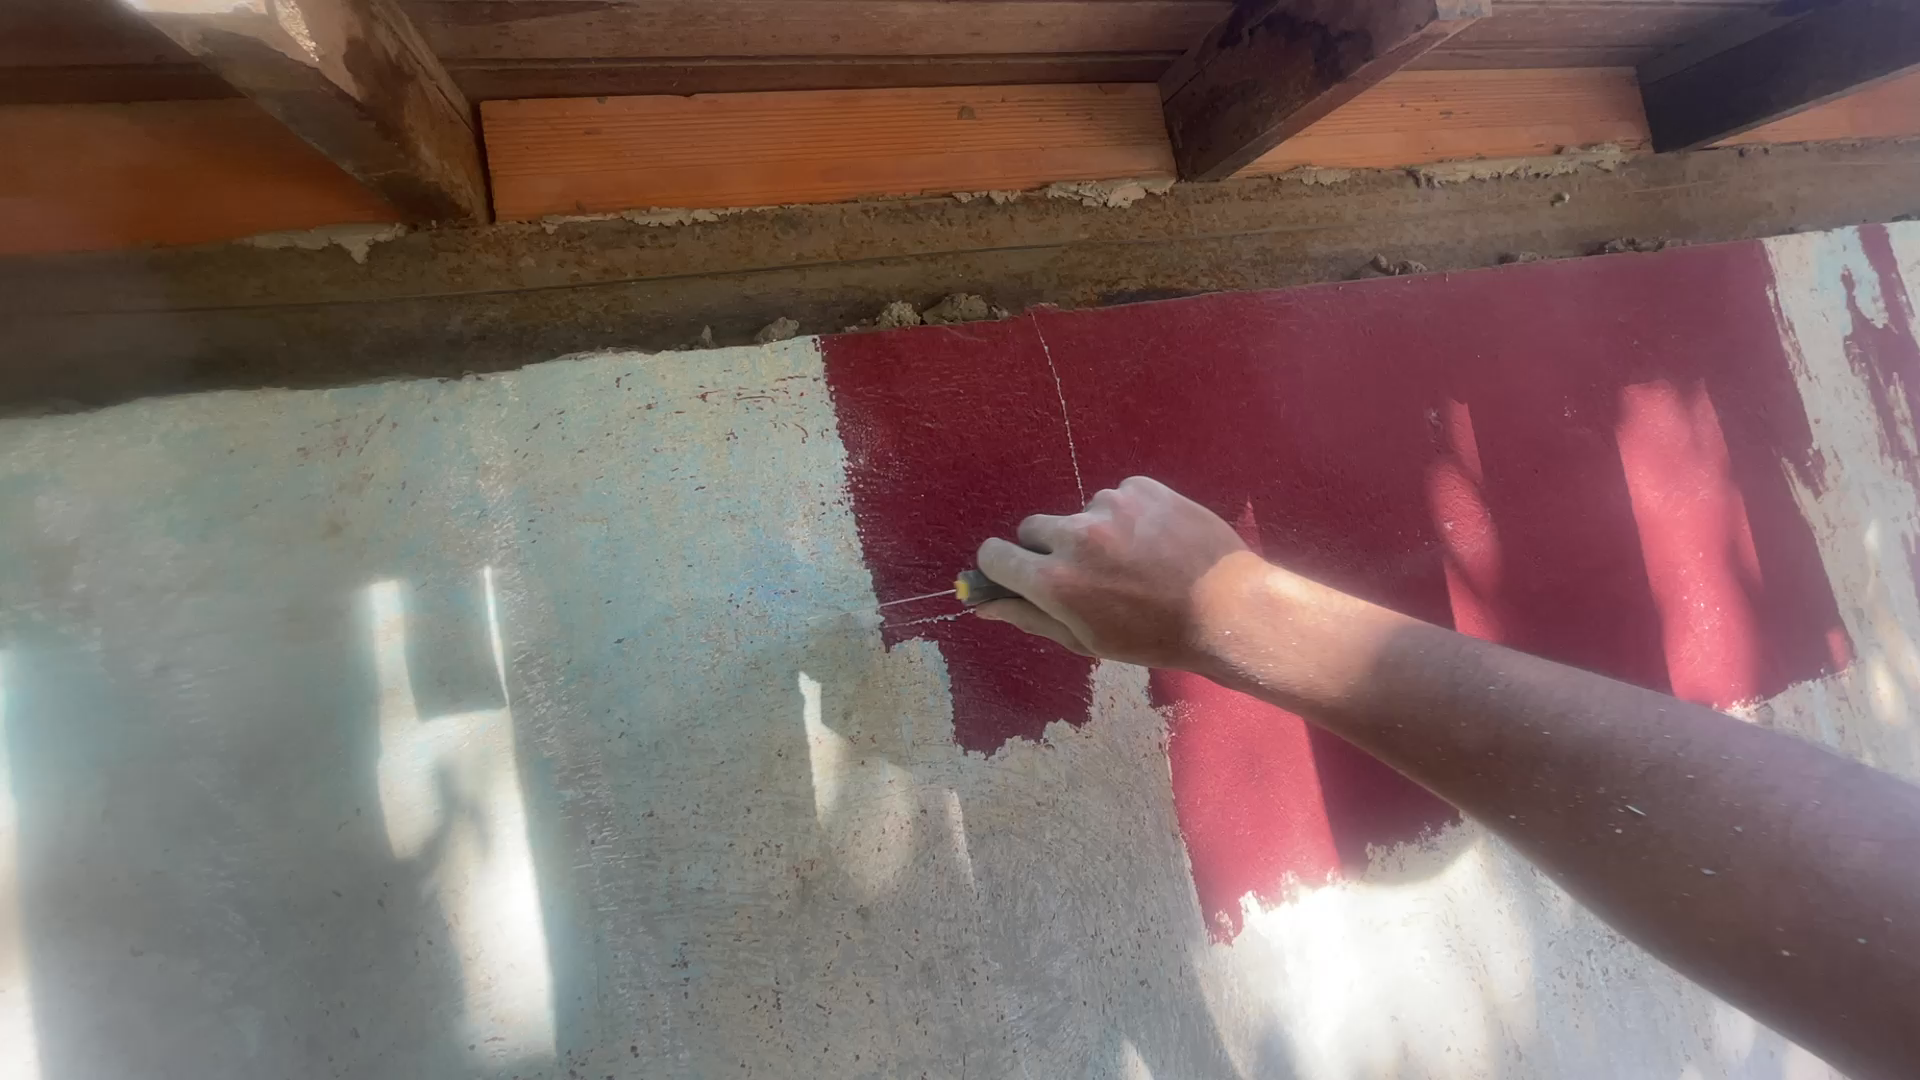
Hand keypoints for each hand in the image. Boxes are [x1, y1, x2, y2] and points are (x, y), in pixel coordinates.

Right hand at [973, 476, 1257, 671]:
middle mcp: (1074, 536)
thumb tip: (983, 606)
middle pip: (1032, 529)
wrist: (1227, 609)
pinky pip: (1115, 497)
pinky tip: (1154, 539)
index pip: (994, 555)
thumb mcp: (1085, 640)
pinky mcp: (1141, 487)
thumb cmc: (1151, 638)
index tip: (1018, 574)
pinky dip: (1125, 515)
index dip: (1002, 566)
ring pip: (1078, 513)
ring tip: (1132, 558)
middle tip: (1084, 572)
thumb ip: (1029, 617)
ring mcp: (1109, 506)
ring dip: (1091, 532)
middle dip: (1046, 549)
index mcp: (1053, 581)